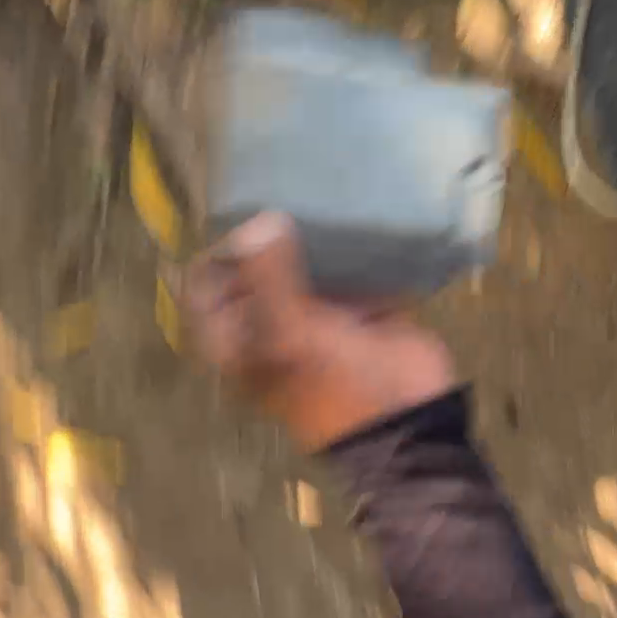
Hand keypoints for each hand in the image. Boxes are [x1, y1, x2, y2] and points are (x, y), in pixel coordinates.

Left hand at [188, 213, 455, 451]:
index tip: (253, 224)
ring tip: (332, 204)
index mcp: (242, 335)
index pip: (210, 282)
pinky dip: (369, 255)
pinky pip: (365, 276)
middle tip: (296, 202)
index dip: (223, 252)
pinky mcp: (373, 313)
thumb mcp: (291, 333)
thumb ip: (272, 276)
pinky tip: (372, 226)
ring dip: (324, 242)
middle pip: (265, 268)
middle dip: (278, 237)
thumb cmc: (334, 383)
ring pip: (316, 268)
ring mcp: (327, 318)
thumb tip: (263, 219)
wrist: (407, 416)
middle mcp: (278, 322)